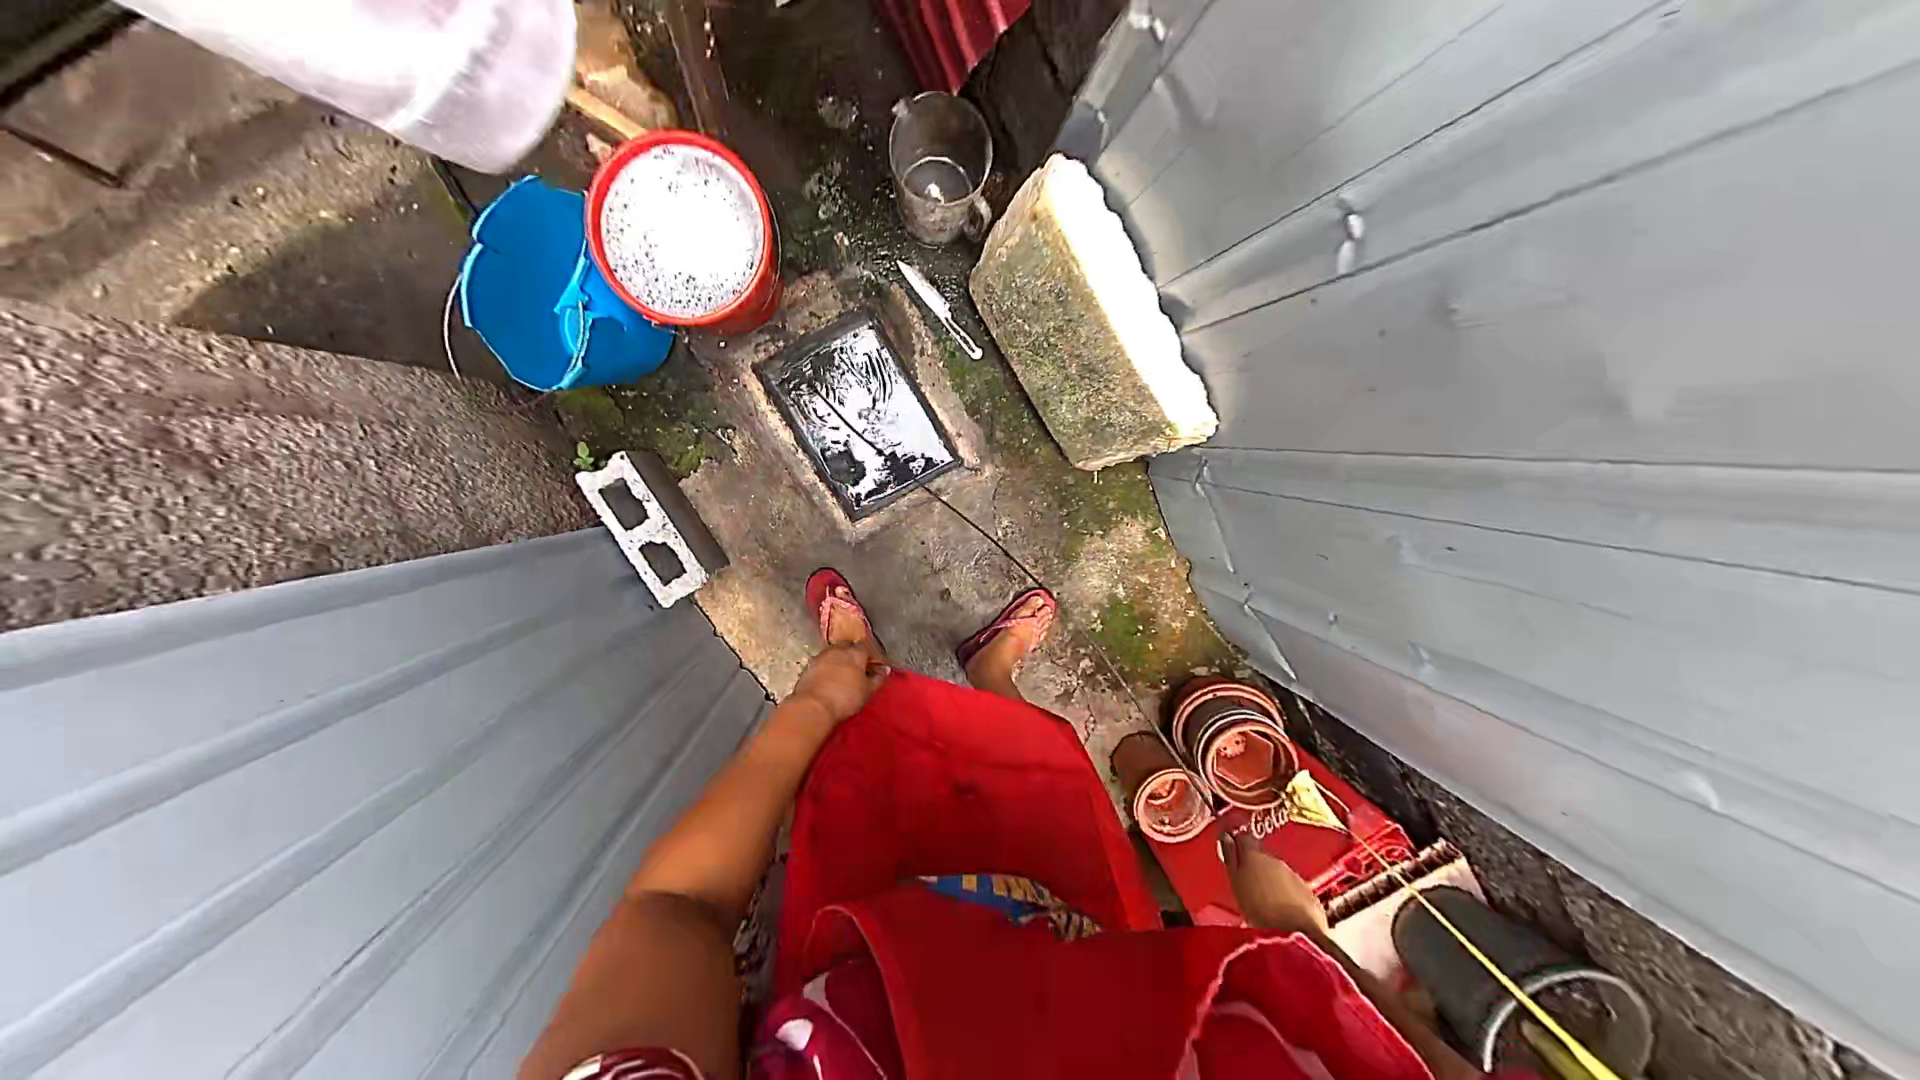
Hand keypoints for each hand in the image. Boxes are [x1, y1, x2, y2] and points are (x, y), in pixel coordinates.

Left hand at [788, 644, 889, 723]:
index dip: (869, 656)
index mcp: (855, 653)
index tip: (872, 667)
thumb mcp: (867, 691)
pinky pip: (821, 664)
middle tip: (857, 669)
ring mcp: (820, 657)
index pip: (865, 648)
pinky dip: (826, 669)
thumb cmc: (845, 697)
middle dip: (852, 655)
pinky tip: (828, 681)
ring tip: (842, 675)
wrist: (813, 706)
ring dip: (838, 661)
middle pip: (847, 647)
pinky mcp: (807, 668)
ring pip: (833, 654)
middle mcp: (837, 650)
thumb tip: (885, 670)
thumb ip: (877, 678)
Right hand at [1221, 830, 1327, 935]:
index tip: (1232, 849)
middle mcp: (1277, 862)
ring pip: (1280, 875)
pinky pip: (1295, 890)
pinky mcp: (1310, 895)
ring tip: (1264, 903)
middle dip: (1256, 868)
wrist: (1294, 936)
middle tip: (1247, 886)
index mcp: (1254, 856)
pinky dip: (1288, 897)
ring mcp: (1295, 877)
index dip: (1237, 843)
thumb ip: (1230, 858)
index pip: (1243, 838)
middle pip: (1263, 858)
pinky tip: (1282, 913)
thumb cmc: (1259, 911)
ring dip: (1272, 884)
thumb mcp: (1235, 883)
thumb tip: (1226, 839)